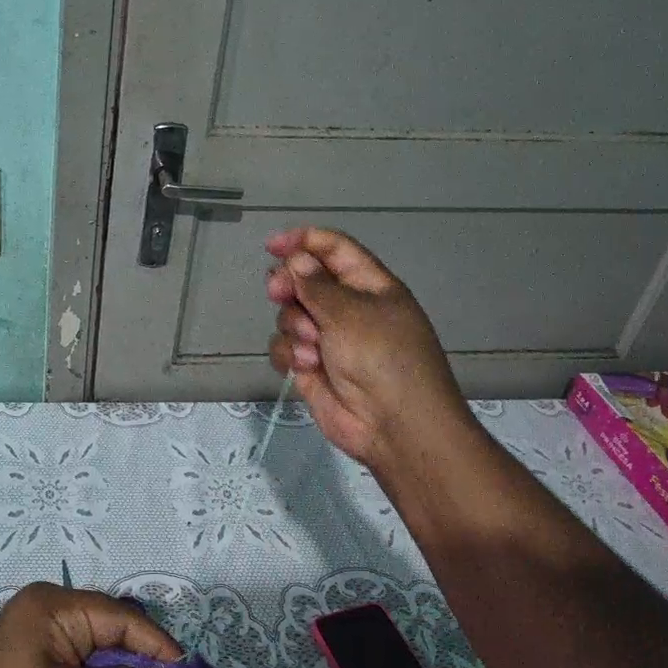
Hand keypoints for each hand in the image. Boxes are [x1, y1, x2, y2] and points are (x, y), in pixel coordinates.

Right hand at [265, 227, 466, 463]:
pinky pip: (285, 347)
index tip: (272, 245)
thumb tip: (296, 259)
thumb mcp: (351, 313)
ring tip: (311, 347)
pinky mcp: (312, 367)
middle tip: (277, 292)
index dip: (304, 241)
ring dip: (294, 326)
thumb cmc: (383, 358)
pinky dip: (290, 353)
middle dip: (288, 285)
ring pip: (290, 315)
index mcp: (370, 286)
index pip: (334, 250)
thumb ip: (317, 284)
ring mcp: (329, 339)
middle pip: (305, 280)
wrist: (395, 426)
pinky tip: (305, 366)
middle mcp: (348, 309)